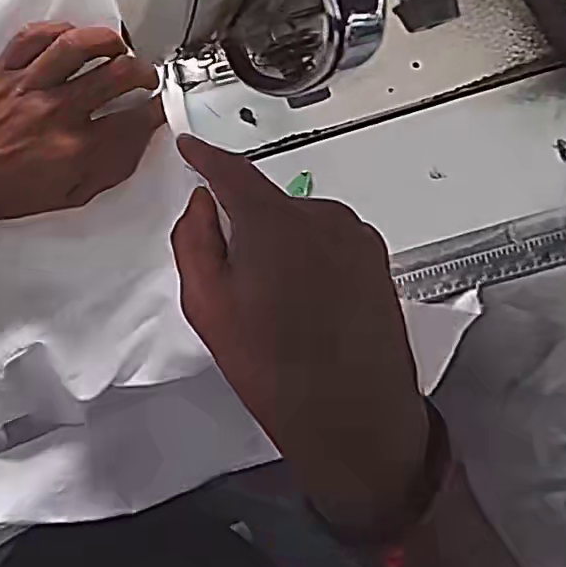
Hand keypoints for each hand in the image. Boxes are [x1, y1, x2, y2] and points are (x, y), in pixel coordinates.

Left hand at [0, 23, 165, 253]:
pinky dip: (57, 30)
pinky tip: (69, 40)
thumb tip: (139, 136)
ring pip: (77, 46)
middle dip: (142, 72)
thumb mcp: (72, 194)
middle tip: (143, 76)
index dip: (156, 108)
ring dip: (107, 41)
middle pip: (116, 74)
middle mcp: (54, 113)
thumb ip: (112, 166)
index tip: (158, 104)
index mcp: (74, 150)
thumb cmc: (9, 193)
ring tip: (115, 49)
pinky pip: (33, 36)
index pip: (134, 119)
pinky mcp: (3, 72)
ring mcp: (27, 87)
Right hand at [169, 134, 428, 538]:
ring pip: (295, 218)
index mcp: (274, 223)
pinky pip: (325, 236)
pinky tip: (303, 300)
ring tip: (274, 298)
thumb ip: (193, 240)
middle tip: (232, 273)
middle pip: (264, 199)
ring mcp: (355, 236)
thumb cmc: (273, 367)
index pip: (231, 171)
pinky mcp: (376, 258)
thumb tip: (202, 203)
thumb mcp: (207, 305)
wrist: (354, 421)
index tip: (189, 145)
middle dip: (242, 220)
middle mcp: (321, 217)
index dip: (205, 155)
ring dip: (277, 239)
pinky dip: (306, 252)